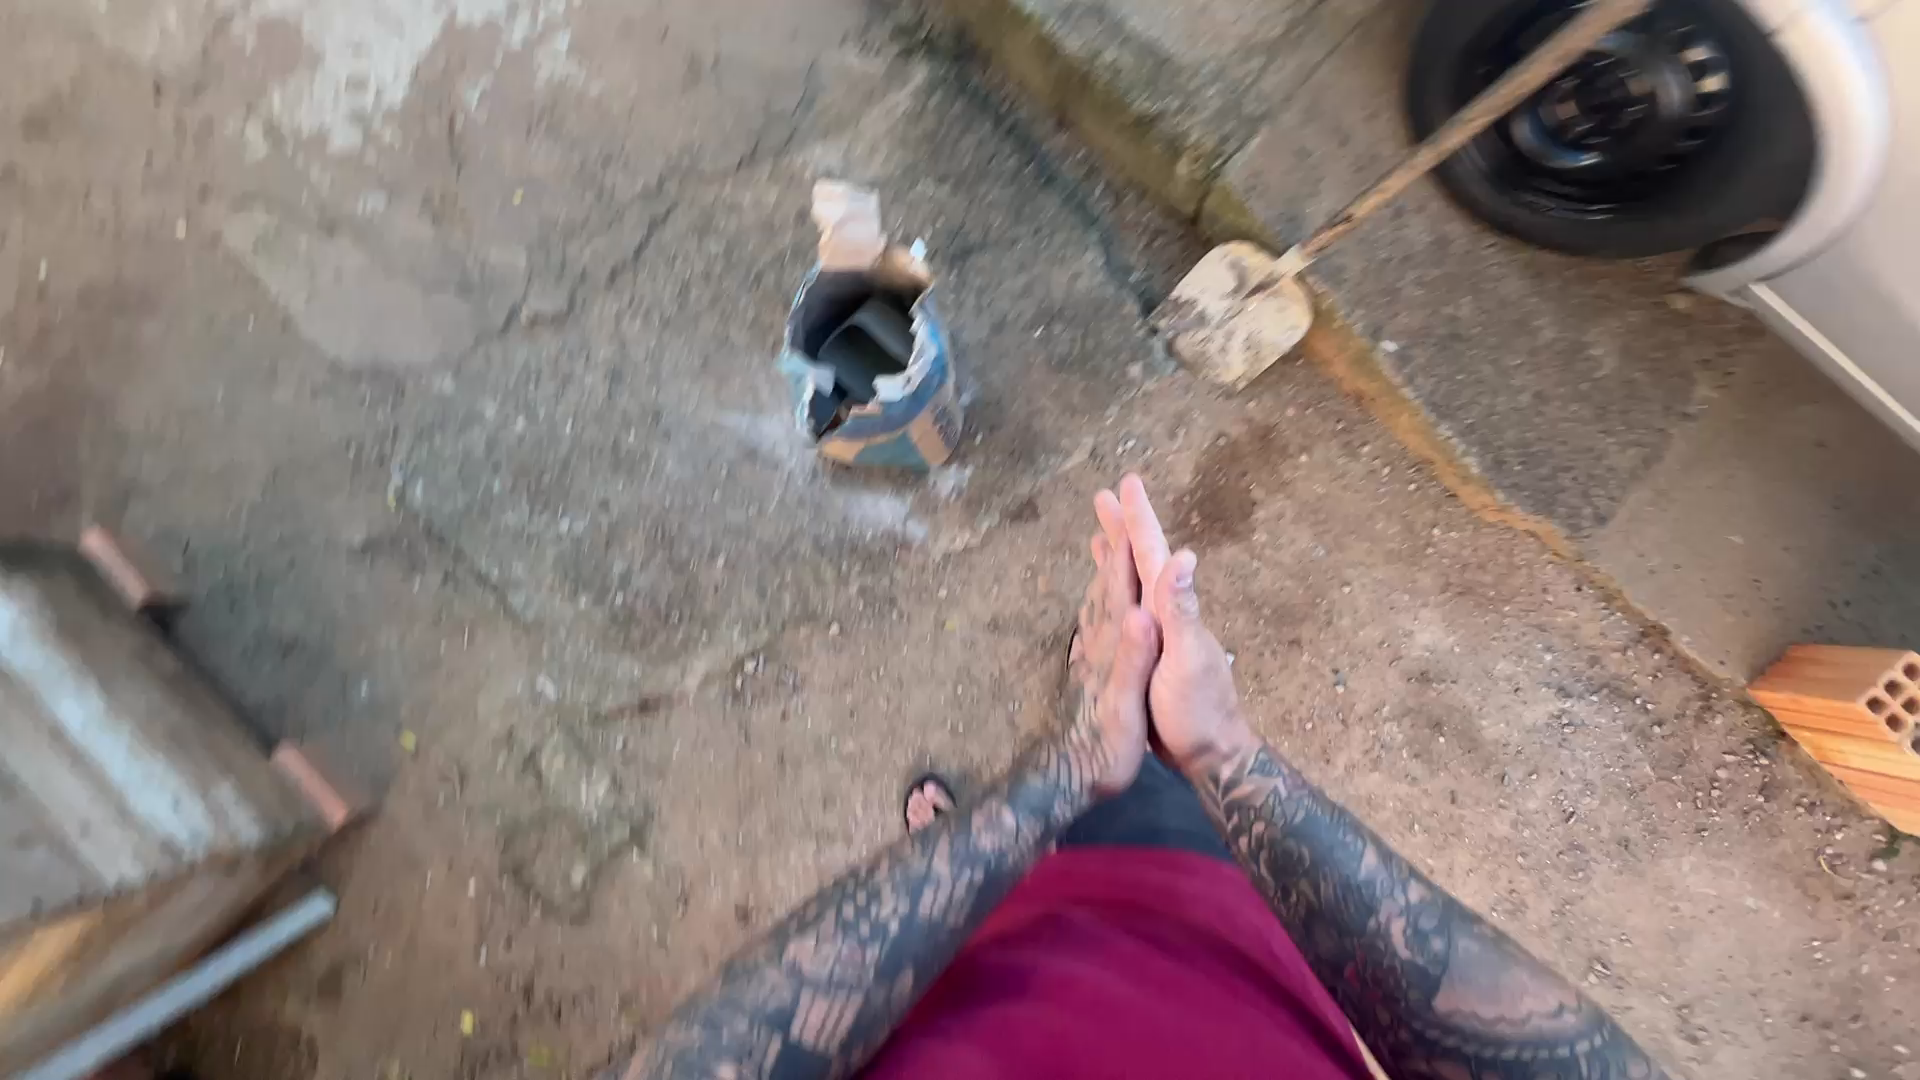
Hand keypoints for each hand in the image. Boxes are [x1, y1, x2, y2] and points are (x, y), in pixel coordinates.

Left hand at [1069, 487, 1161, 797]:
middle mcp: (1099, 640)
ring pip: (1097, 598)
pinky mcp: (1088, 669)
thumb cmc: (1105, 746)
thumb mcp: (1127, 706)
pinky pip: (1093, 623)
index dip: (1125, 545)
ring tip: (1100, 542)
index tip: (1127, 506)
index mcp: (1115, 643)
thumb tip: (1143, 613)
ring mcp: (1091, 653)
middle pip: (1106, 580)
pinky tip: (1095, 601)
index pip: (1123, 585)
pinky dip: (1097, 601)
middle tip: (1106, 503)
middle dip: (1110, 541)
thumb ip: (1134, 659)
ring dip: (1102, 567)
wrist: (1071, 775)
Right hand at [1111, 475, 1257, 779]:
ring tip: (1102, 536)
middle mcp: (1165, 613)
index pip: (1152, 552)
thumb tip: (1183, 555)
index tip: (1126, 483)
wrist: (1208, 753)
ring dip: (1119, 556)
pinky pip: (1128, 608)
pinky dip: (1117, 593)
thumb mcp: (1188, 658)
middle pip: (1141, 559)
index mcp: (1170, 608)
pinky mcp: (1150, 652)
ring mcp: (1159, 633)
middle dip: (1124, 527)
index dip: (1138, 518)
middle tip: (1104, 497)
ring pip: (1134, 583)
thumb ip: (1182, 609)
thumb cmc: (1196, 709)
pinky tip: (1110, 595)